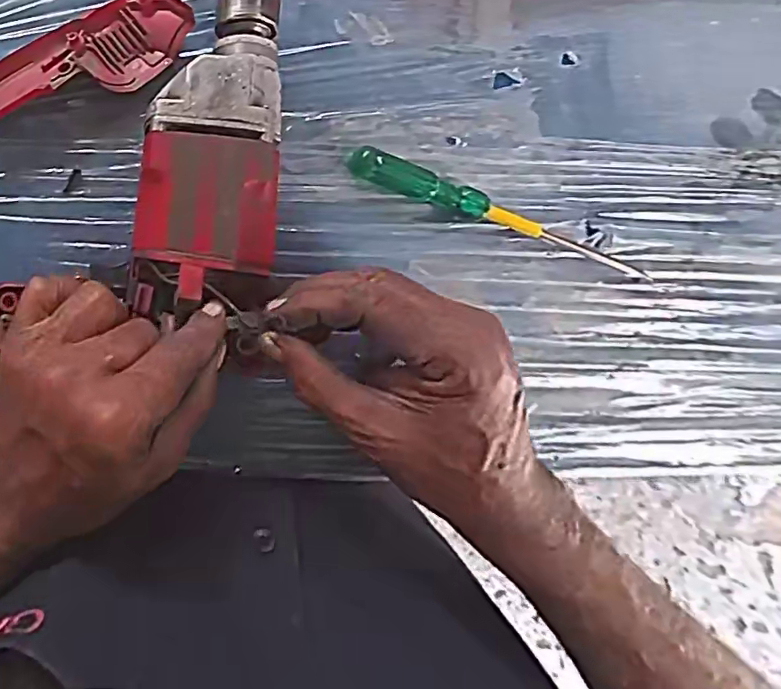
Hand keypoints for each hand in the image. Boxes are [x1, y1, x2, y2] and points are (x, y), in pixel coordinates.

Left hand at [0, 277, 225, 557]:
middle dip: (152, 348)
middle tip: (136, 376)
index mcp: (118, 416)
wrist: (10, 496)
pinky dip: (70, 297)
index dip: (202, 333)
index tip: (212, 319)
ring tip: (104, 352)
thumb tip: (213, 347)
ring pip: (105, 299)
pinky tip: (77, 325)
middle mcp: (77, 375)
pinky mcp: (15, 337)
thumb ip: (194, 402)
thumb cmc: (89, 488)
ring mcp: (41, 351)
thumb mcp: (157, 465)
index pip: (177, 354)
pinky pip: (53, 286)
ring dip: (114, 322)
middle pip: (144, 327)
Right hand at [263, 268, 546, 530]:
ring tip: (297, 319)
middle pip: (377, 284)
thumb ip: (319, 382)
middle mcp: (466, 321)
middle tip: (280, 314)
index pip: (372, 298)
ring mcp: (465, 319)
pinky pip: (397, 301)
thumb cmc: (452, 476)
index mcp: (455, 345)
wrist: (502, 496)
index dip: (316, 300)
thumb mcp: (375, 432)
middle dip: (320, 295)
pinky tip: (331, 323)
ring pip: (385, 287)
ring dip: (336, 298)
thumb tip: (278, 345)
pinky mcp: (456, 325)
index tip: (278, 313)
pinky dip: (357, 308)